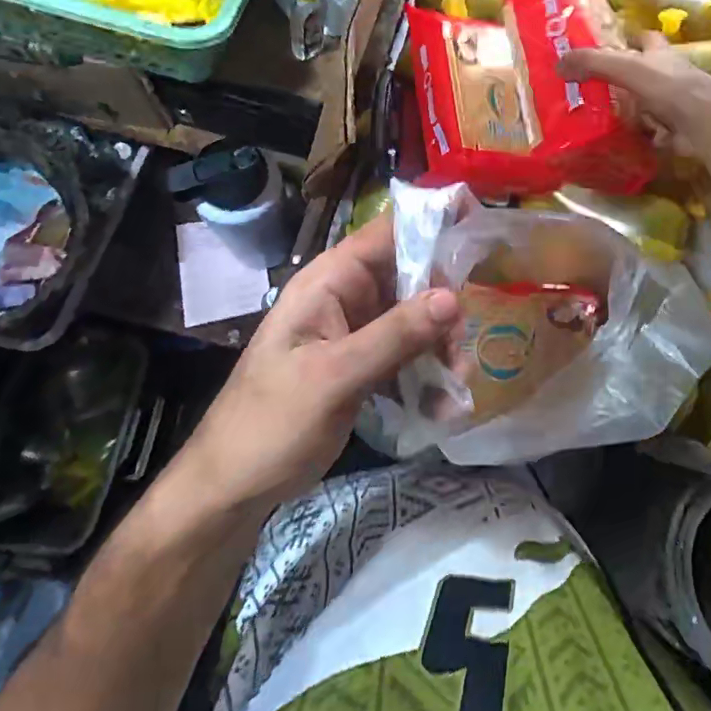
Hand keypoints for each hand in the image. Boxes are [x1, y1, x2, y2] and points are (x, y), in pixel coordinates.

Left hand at [177, 216, 458, 512]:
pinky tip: (441, 407)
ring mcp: (355, 332)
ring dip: (440, 348)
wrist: (232, 488)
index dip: (431, 223)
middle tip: (461, 346)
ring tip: (454, 385)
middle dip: (444, 308)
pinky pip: (407, 355)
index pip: (386, 234)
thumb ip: (395, 335)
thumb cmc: (272, 424)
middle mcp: (345, 298)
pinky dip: (427, 374)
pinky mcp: (363, 365)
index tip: (478, 223)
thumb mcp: (334, 377)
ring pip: (415, 320)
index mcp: (329, 283)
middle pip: (411, 279)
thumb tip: (453, 297)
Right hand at [560, 39, 710, 163]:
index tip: (609, 44)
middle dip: (624, 79)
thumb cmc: (669, 86)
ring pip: (647, 104)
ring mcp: (676, 105)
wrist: (705, 124)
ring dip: (630, 110)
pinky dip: (638, 137)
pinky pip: (652, 133)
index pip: (645, 38)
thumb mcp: (625, 67)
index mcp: (660, 54)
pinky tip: (619, 143)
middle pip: (645, 73)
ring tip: (598, 118)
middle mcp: (671, 76)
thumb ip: (592, 62)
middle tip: (594, 88)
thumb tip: (558, 63)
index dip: (629, 38)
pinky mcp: (676, 131)